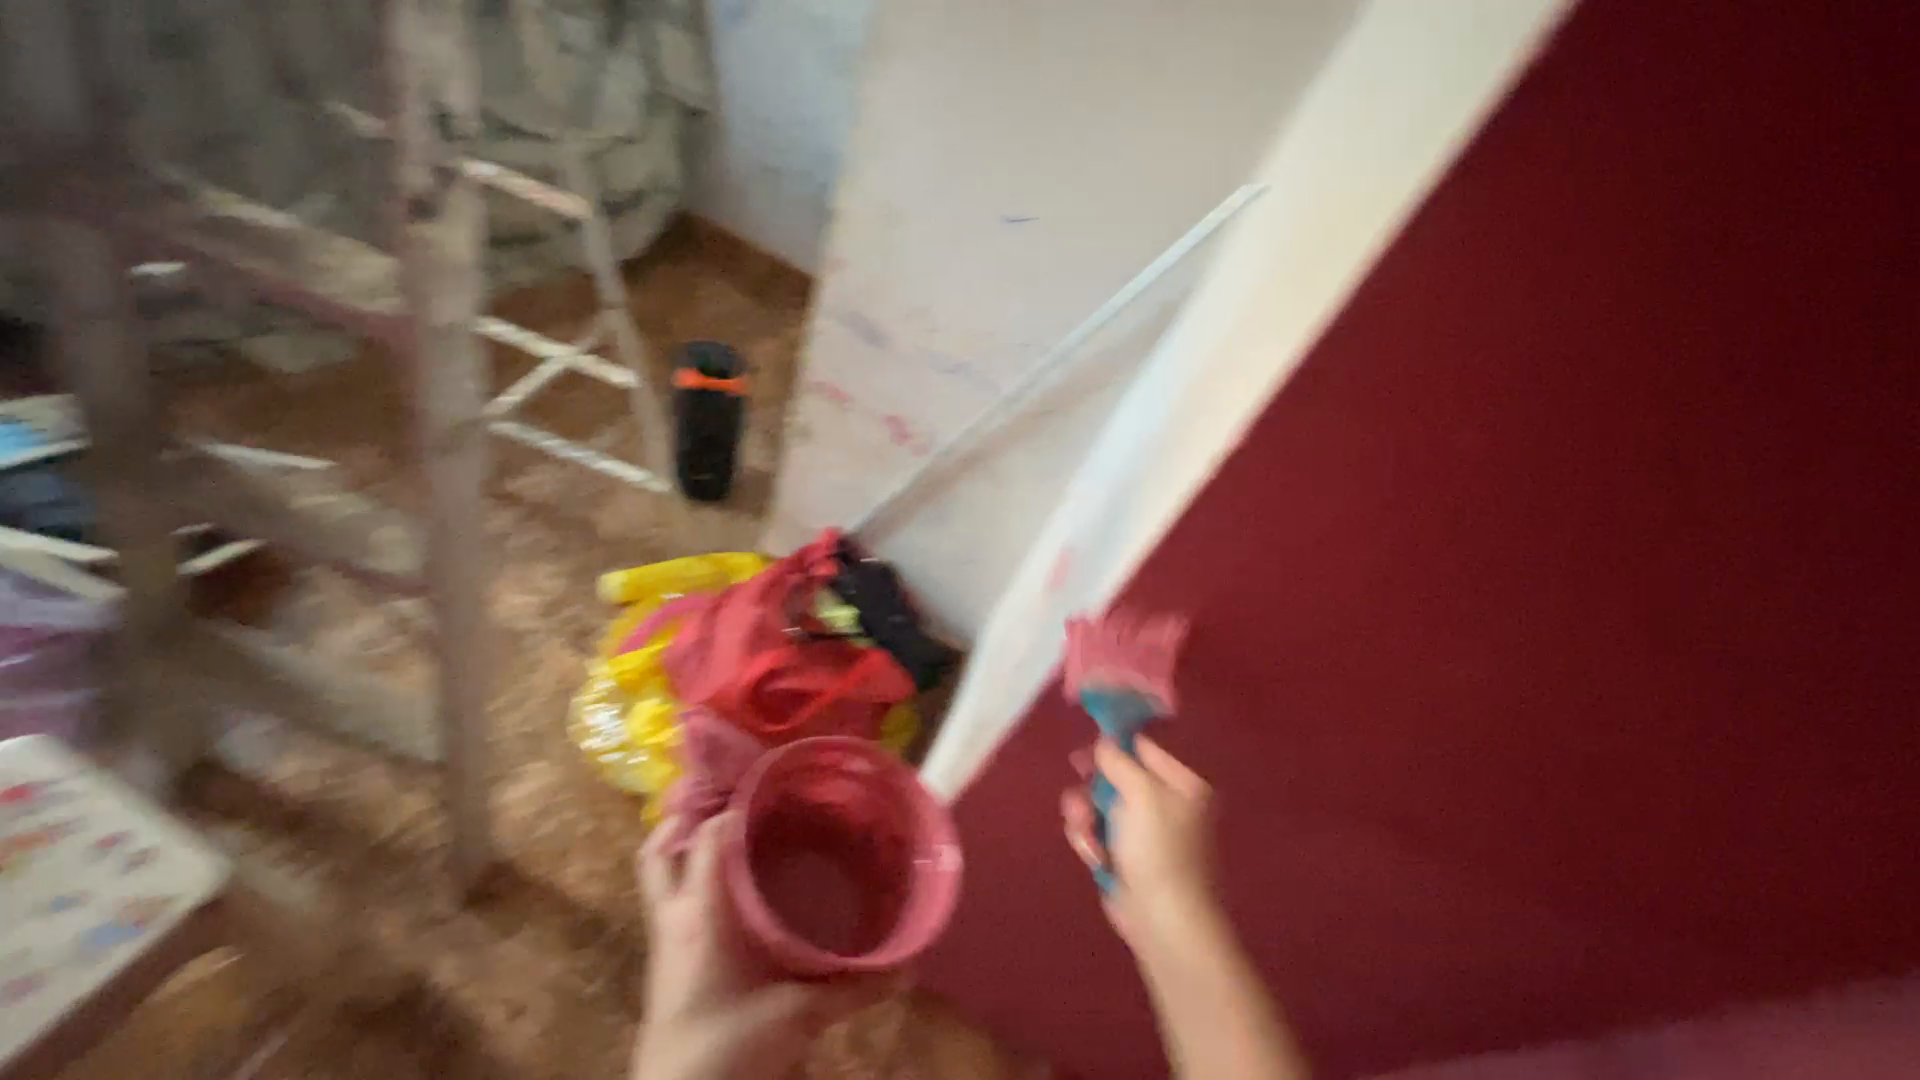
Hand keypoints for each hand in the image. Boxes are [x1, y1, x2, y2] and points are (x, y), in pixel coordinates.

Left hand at [633, 812, 897, 1079]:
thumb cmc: (731, 1045)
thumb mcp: (800, 1015)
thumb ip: (854, 988)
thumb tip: (908, 968)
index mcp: (703, 911)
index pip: (711, 835)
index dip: (737, 806)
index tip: (774, 791)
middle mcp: (674, 914)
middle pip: (661, 847)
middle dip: (689, 817)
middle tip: (735, 805)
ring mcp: (662, 936)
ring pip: (656, 873)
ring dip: (681, 847)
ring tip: (723, 832)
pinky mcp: (662, 958)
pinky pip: (666, 900)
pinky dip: (687, 880)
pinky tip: (723, 888)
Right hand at [1061, 737, 1221, 954]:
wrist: (1162, 920)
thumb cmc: (1159, 850)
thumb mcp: (1141, 793)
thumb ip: (1119, 761)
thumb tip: (1105, 741)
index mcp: (1181, 783)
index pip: (1145, 745)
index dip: (1115, 738)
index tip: (1089, 737)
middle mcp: (1164, 803)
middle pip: (1118, 774)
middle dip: (1094, 779)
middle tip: (1077, 772)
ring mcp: (1143, 831)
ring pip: (1100, 803)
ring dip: (1085, 811)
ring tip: (1083, 825)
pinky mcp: (1123, 855)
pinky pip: (1097, 831)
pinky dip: (1089, 838)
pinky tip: (1091, 851)